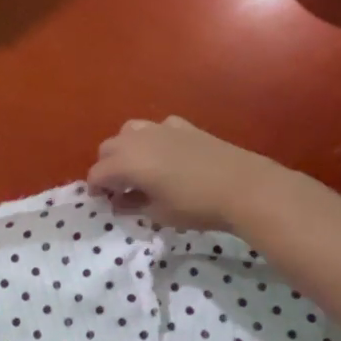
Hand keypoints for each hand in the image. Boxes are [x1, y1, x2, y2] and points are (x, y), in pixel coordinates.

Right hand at [87, 116, 285, 230]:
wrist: (244, 187)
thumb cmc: (196, 206)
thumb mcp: (158, 214)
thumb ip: (133, 205)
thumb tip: (120, 201)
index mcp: (126, 163)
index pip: (97, 174)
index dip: (96, 189)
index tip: (103, 202)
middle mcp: (137, 140)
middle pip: (107, 149)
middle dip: (108, 167)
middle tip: (119, 188)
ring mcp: (161, 129)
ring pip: (129, 131)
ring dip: (126, 148)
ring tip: (139, 167)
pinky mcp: (184, 126)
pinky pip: (157, 127)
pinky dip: (154, 139)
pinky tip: (166, 153)